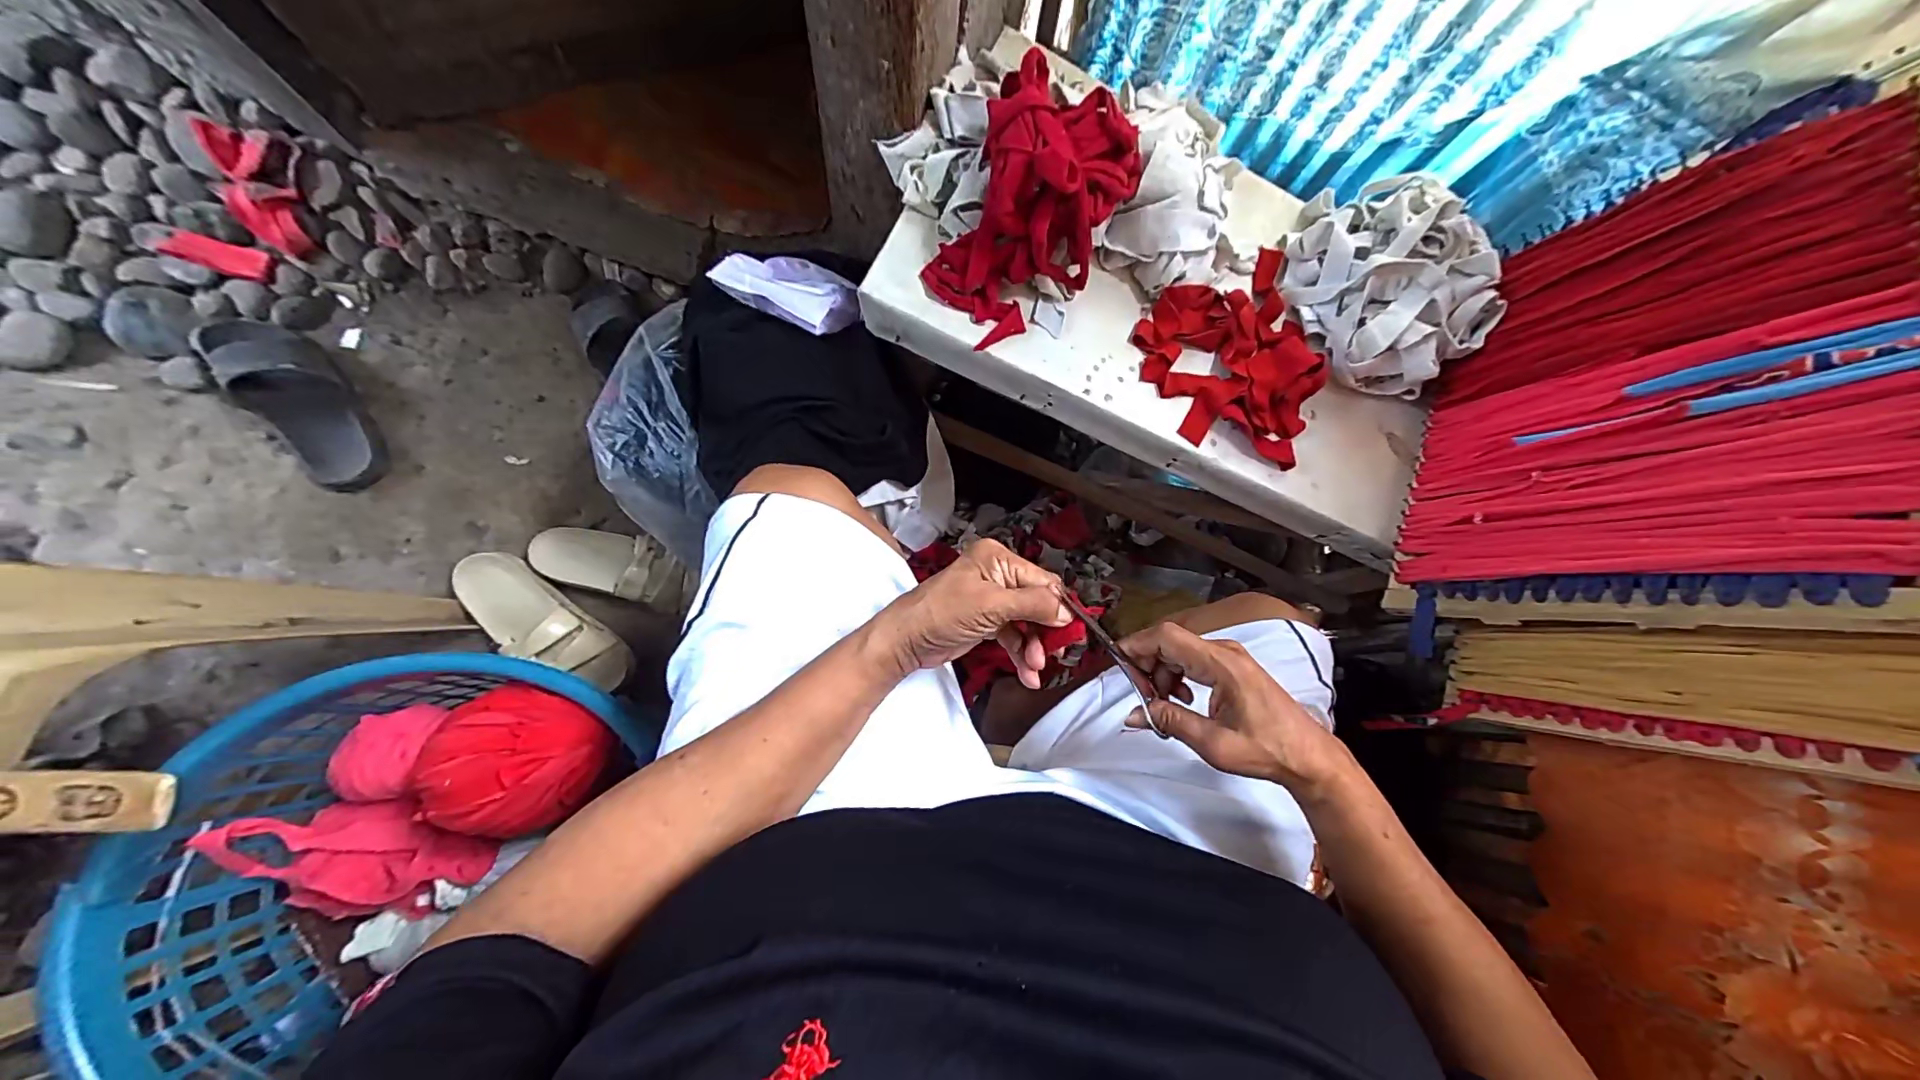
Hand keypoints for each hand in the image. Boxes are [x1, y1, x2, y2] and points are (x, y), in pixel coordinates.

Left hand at [874, 539, 1071, 688]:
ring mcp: (991, 600)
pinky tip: (1028, 673)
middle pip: (1037, 603)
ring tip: (1035, 666)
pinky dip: (1021, 653)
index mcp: (997, 559)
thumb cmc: (939, 612)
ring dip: (1034, 646)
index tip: (1073, 630)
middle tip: (1055, 653)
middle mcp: (996, 575)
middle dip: (1046, 630)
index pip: (1041, 580)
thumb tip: (1065, 611)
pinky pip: (1013, 636)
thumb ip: (1032, 606)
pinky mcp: (985, 622)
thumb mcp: (991, 605)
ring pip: (1027, 622)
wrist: (906, 640)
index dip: (1058, 606)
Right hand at [1117, 621, 1353, 800]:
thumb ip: (1169, 721)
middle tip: (1141, 695)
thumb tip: (1135, 713)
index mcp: (1222, 663)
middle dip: (1146, 665)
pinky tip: (1181, 700)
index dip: (1136, 645)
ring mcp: (1229, 657)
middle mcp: (1225, 652)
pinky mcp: (1231, 667)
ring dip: (1161, 673)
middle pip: (1169, 641)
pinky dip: (1177, 676)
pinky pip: (1192, 659)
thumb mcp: (1212, 742)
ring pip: (1178, 650)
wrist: (1308, 756)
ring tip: (1162, 704)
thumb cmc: (1269, 749)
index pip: (1166, 636)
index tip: (1118, 664)